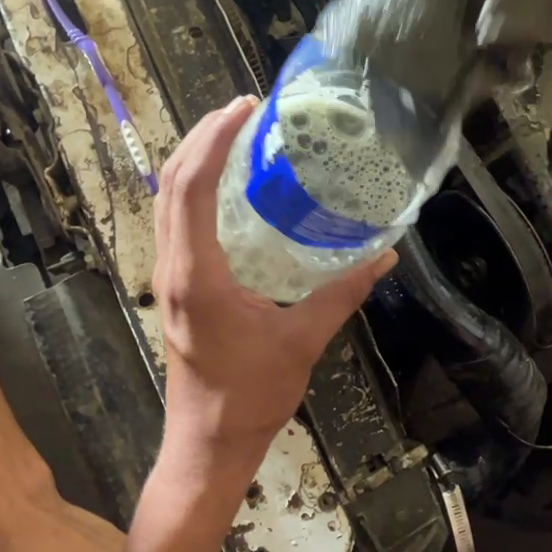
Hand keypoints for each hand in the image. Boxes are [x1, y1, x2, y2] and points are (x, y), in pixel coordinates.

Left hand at [152, 97, 394, 450]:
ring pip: (167, 200)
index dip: (215, 139)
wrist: (208, 443)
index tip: (247, 108)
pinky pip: (177, 220)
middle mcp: (172, 267)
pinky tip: (229, 183)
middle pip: (170, 183)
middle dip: (202, 136)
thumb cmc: (250, 395)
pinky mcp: (176, 285)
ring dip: (194, 158)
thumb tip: (384, 256)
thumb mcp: (302, 341)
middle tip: (245, 108)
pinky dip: (195, 187)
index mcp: (197, 275)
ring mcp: (168, 277)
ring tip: (235, 131)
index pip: (191, 188)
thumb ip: (341, 293)